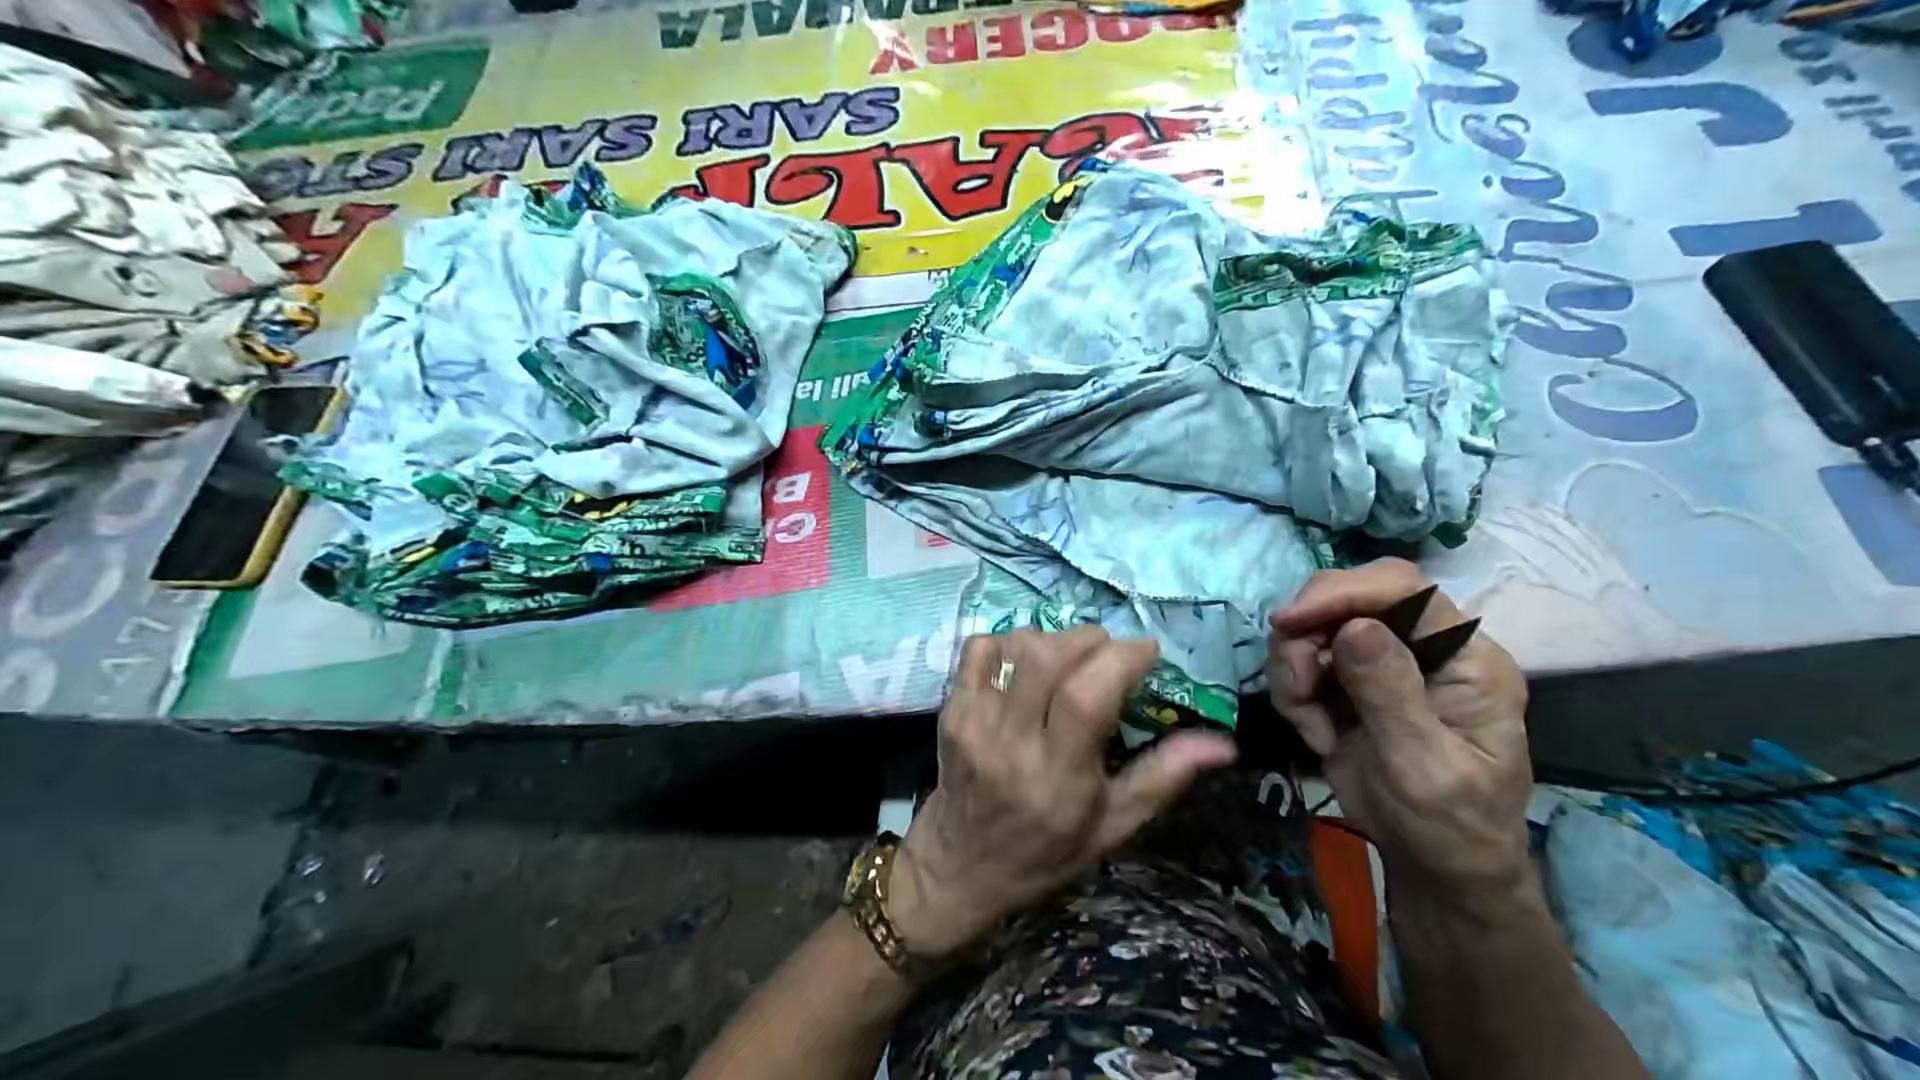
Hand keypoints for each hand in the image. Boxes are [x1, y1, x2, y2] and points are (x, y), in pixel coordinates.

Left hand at [889, 626, 1238, 958]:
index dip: (1122, 659)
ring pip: (1015, 648)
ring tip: (1074, 659)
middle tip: (1111, 653)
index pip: (1086, 697)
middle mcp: (1011, 743)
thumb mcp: (1112, 827)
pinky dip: (1008, 642)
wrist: (960, 867)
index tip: (1147, 653)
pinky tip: (1026, 664)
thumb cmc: (1045, 852)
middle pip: (1048, 659)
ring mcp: (974, 722)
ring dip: (1055, 639)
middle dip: (1091, 640)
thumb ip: (1163, 778)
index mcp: (1058, 777)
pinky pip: (976, 649)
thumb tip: (1224, 744)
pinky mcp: (951, 710)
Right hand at [1268, 558, 1533, 899]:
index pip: (1405, 590)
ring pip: (1312, 629)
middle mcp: (1421, 648)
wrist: (1435, 867)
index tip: (1290, 620)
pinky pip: (1299, 663)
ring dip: (1294, 671)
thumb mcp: (1425, 766)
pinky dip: (1292, 695)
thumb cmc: (1451, 824)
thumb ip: (1391, 695)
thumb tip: (1356, 628)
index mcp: (1465, 658)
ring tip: (1309, 724)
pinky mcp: (1344, 684)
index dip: (1345, 592)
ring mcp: (1379, 664)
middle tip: (1295, 683)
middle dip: (1307, 635)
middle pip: (1347, 600)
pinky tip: (1314, 734)